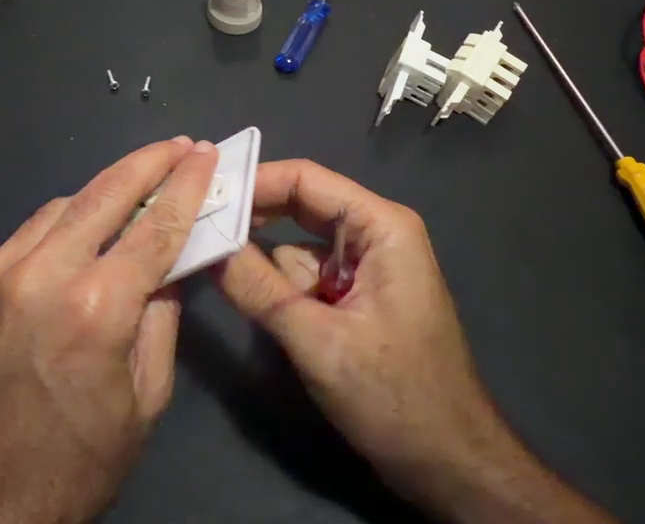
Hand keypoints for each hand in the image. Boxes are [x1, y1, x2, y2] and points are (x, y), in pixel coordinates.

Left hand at [0, 136, 220, 523]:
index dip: (187, 185)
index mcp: (96, 309)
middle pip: (103, 193)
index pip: (155, 227)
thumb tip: (173, 256)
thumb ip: (162, 315)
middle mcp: (40, 276)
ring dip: (99, 196)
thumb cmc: (78, 462)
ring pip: (59, 208)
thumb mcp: (145, 397)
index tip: (206, 154)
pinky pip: (23, 240)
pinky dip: (56, 233)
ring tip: (130, 194)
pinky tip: (72, 247)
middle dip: (146, 162)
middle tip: (177, 144)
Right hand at [217, 159, 609, 523]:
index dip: (252, 182)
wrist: (449, 465)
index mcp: (380, 227)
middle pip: (297, 208)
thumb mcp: (319, 342)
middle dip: (252, 225)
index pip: (305, 179)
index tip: (201, 194)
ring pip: (294, 249)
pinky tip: (262, 314)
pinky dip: (279, 292)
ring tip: (225, 285)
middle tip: (195, 230)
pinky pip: (304, 280)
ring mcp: (364, 268)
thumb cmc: (396, 397)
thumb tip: (204, 243)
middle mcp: (373, 235)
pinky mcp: (354, 298)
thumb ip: (259, 289)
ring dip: (265, 271)